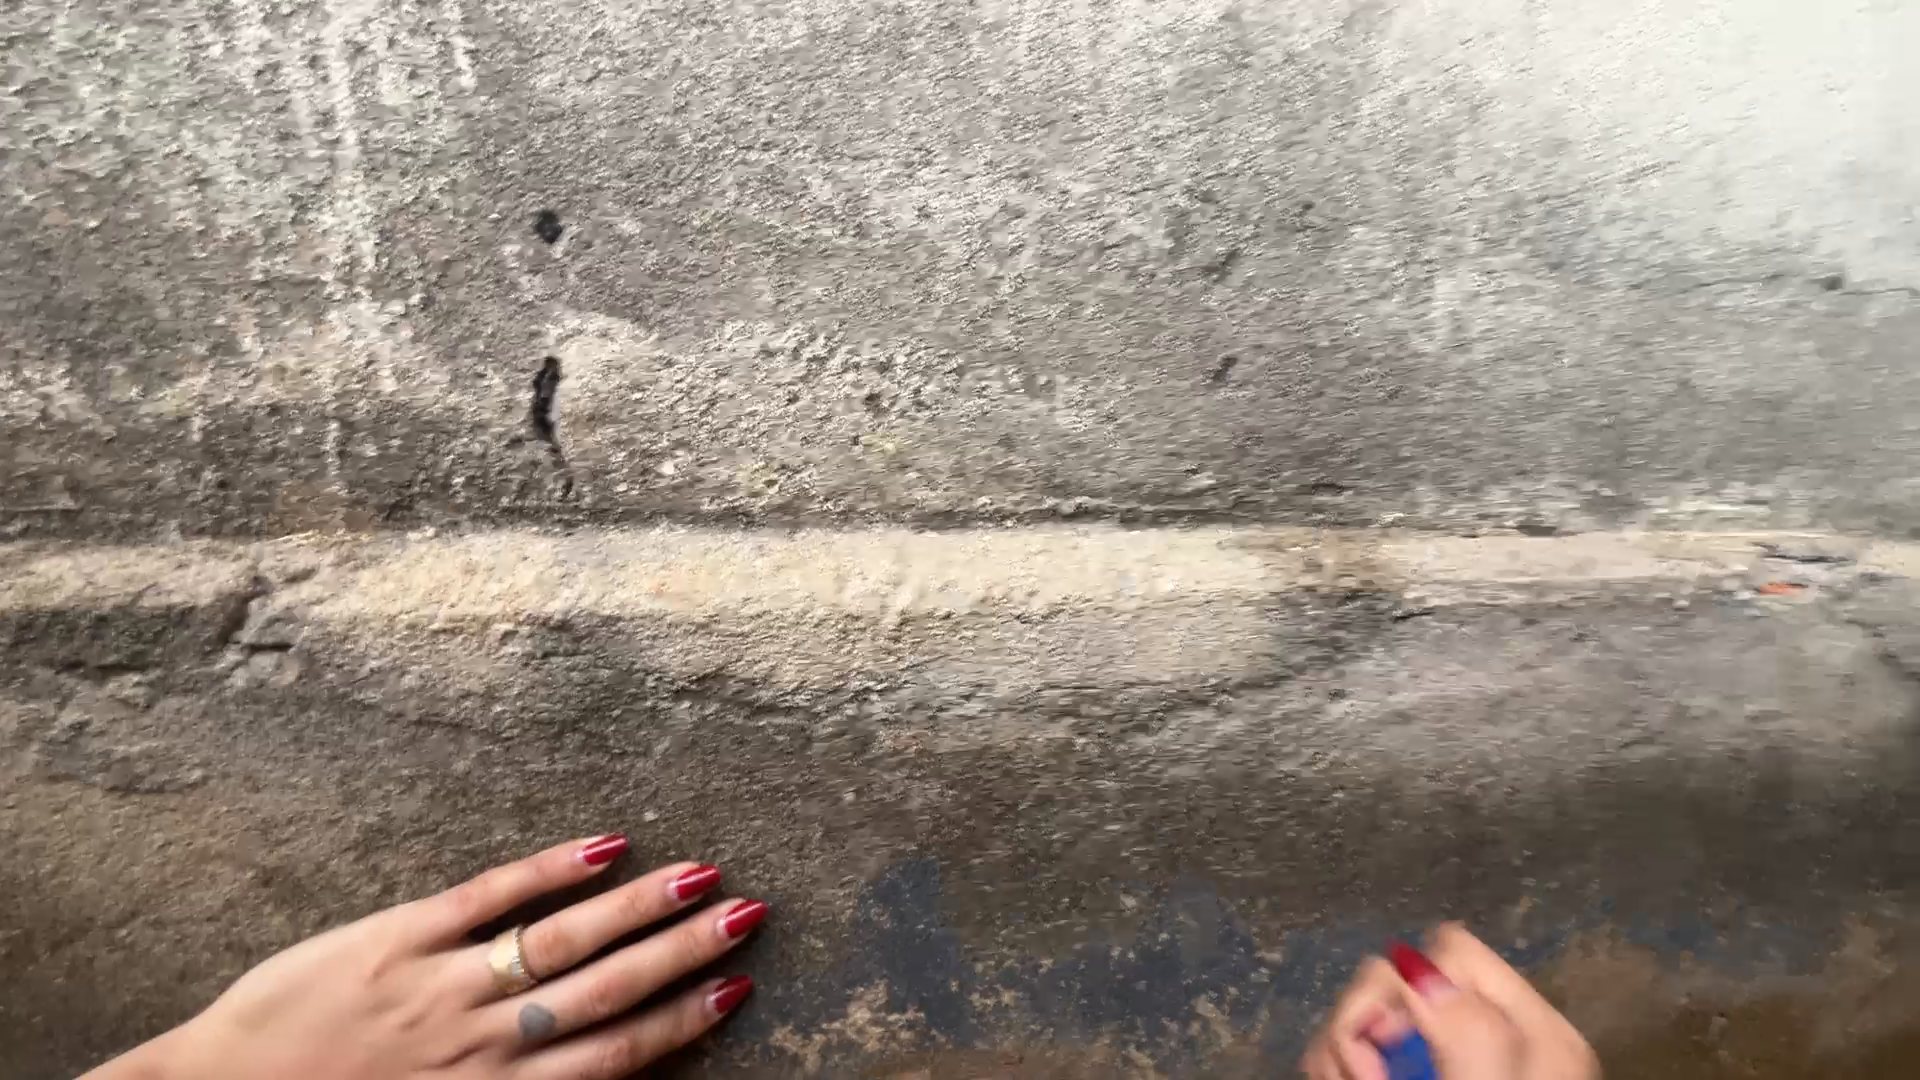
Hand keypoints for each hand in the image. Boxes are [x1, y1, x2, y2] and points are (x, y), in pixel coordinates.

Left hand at [85, 835, 766, 1079]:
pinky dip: (550, 870)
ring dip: (638, 906)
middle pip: (603, 991)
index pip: (612, 1055)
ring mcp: (437, 985)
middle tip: (746, 913)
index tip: (736, 984)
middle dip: (683, 951)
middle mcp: (476, 1045)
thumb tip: (596, 1067)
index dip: (681, 1019)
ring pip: (559, 940)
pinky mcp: (395, 937)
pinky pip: (485, 896)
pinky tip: (606, 844)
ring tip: (701, 873)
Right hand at [1302, 923, 1598, 1079]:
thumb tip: (1415, 962)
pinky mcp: (1418, 1069)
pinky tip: (1334, 1079)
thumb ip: (1470, 1035)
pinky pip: (1361, 1035)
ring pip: (1373, 1004)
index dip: (1406, 982)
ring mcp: (1453, 1052)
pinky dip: (1337, 1056)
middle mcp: (1495, 1031)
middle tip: (1358, 1073)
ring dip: (1341, 1040)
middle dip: (1361, 1015)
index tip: (1384, 1043)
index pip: (1452, 950)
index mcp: (1535, 1032)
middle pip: (1401, 972)